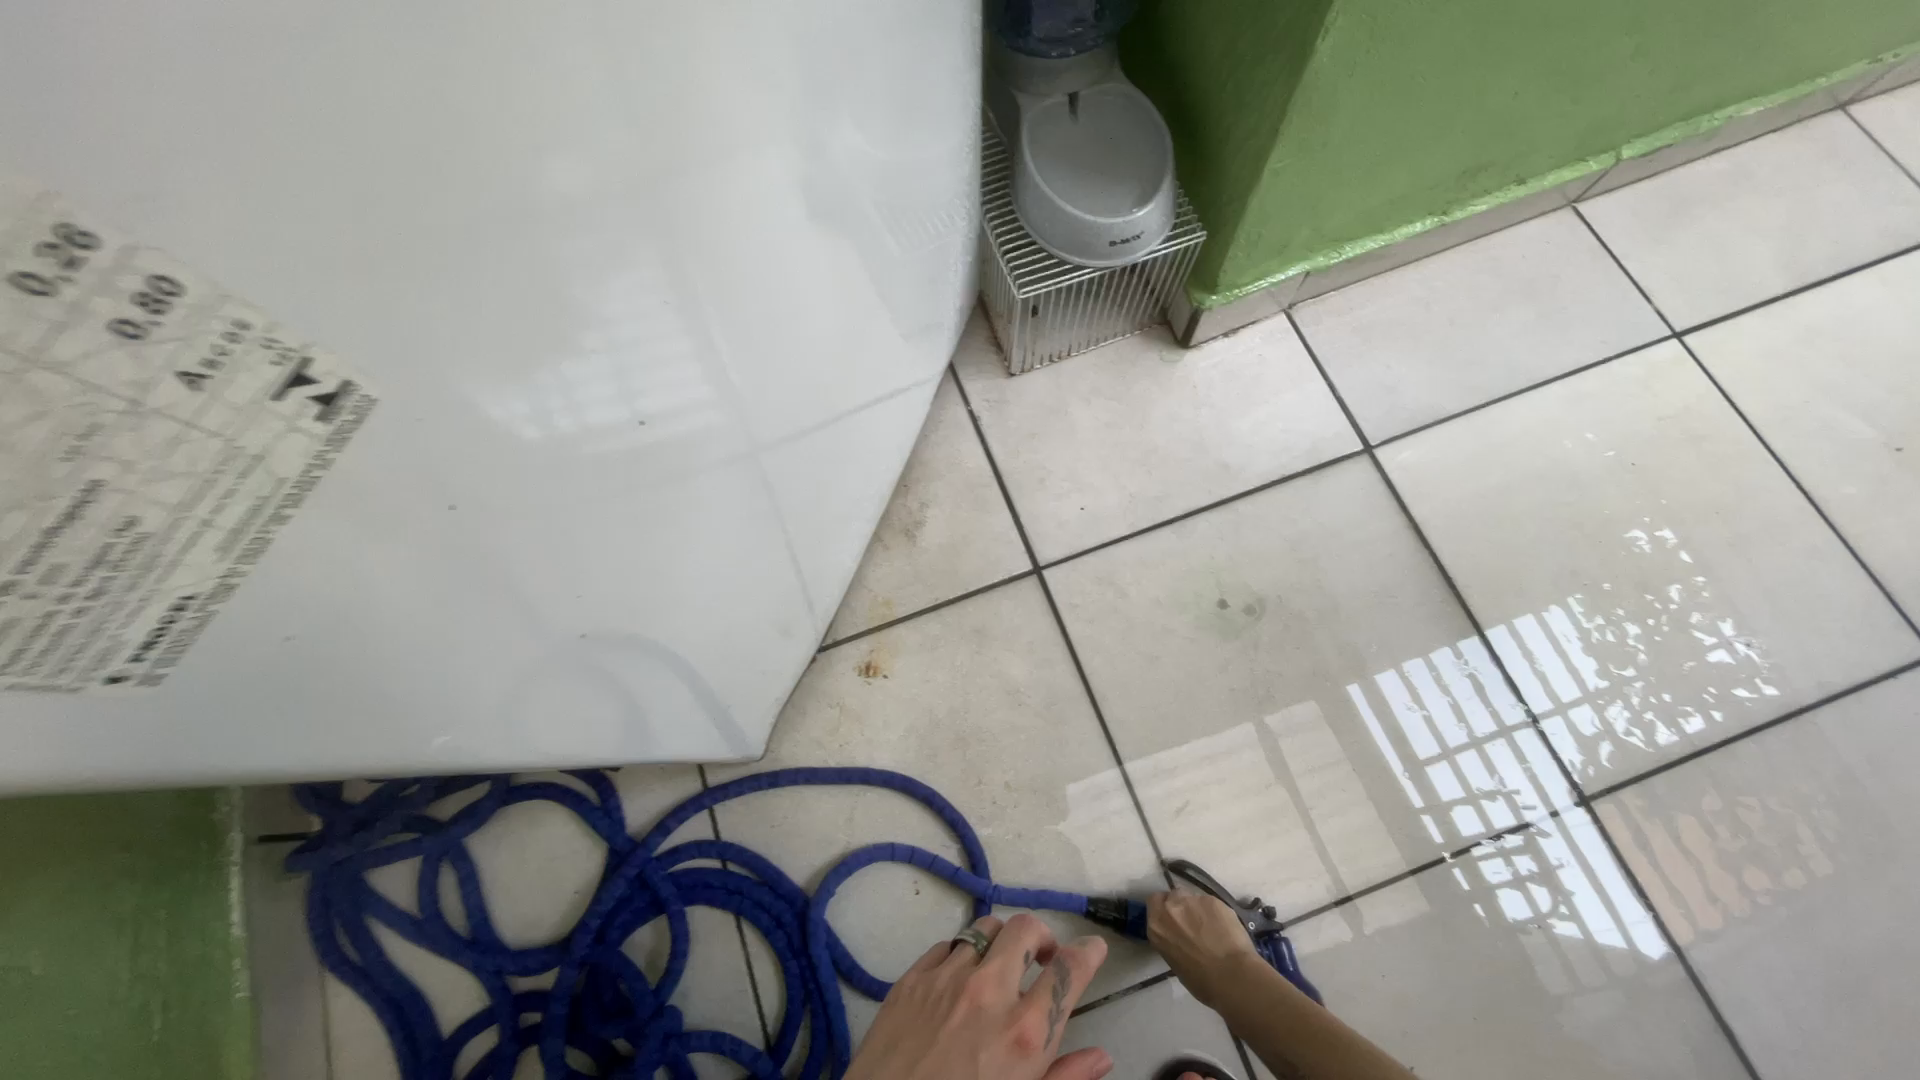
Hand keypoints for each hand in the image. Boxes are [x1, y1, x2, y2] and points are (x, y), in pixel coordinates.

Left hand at [845, 913, 1111, 1079]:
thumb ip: (1065, 1079)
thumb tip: (1102, 1057)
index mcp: (1024, 1033)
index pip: (1069, 971)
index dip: (1087, 953)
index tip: (1092, 949)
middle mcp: (989, 993)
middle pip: (1026, 930)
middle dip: (1041, 937)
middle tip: (1041, 958)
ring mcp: (947, 979)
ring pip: (985, 929)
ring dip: (1000, 941)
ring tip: (999, 962)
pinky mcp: (912, 978)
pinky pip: (947, 945)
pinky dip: (961, 956)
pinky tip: (959, 980)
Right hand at [1146, 891, 1260, 1008]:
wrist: (1231, 976)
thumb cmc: (1201, 981)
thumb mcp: (1175, 962)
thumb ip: (1172, 940)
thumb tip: (1181, 937)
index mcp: (1156, 926)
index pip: (1154, 902)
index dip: (1164, 909)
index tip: (1173, 920)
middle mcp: (1171, 907)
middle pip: (1173, 896)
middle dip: (1182, 907)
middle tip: (1193, 924)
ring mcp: (1192, 901)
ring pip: (1194, 899)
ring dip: (1199, 910)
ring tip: (1213, 929)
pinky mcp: (1213, 900)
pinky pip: (1211, 904)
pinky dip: (1216, 914)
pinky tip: (1225, 930)